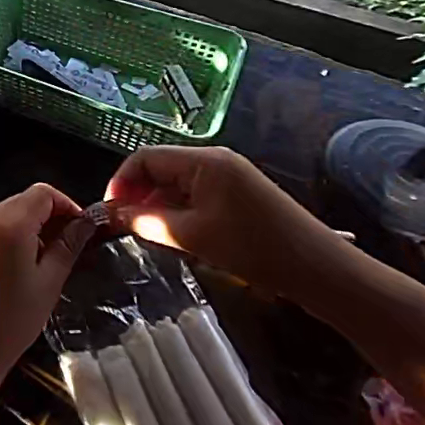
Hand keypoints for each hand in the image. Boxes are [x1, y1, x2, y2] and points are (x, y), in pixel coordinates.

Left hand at [0, 184, 91, 378]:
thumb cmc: (11, 320)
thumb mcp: (49, 282)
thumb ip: (68, 245)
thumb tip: (85, 224)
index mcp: (9, 224)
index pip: (43, 193)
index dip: (67, 205)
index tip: (80, 228)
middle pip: (24, 200)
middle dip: (49, 216)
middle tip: (68, 244)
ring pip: (7, 214)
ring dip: (30, 227)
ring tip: (45, 260)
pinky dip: (10, 237)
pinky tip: (18, 269)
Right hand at [106, 146, 340, 295]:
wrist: (316, 266)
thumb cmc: (253, 247)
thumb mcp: (194, 235)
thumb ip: (149, 221)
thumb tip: (114, 214)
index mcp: (203, 160)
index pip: (145, 158)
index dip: (121, 182)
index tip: (109, 214)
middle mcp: (213, 159)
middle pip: (160, 168)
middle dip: (137, 195)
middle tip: (123, 229)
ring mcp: (228, 175)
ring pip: (176, 183)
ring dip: (157, 206)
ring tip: (147, 236)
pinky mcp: (237, 193)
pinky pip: (195, 194)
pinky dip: (179, 211)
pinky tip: (176, 236)